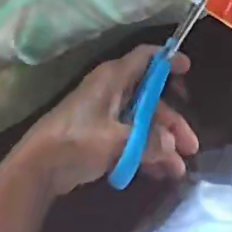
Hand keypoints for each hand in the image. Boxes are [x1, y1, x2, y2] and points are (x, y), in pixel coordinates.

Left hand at [11, 45, 199, 195]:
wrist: (39, 166)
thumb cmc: (77, 141)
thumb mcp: (117, 141)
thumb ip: (149, 141)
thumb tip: (172, 145)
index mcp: (114, 78)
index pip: (145, 58)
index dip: (167, 60)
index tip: (188, 68)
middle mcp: (112, 90)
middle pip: (150, 97)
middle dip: (172, 120)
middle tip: (192, 146)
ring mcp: (106, 113)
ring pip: (143, 121)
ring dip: (162, 142)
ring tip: (178, 170)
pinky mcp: (101, 135)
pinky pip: (131, 137)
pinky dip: (146, 152)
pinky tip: (161, 172)